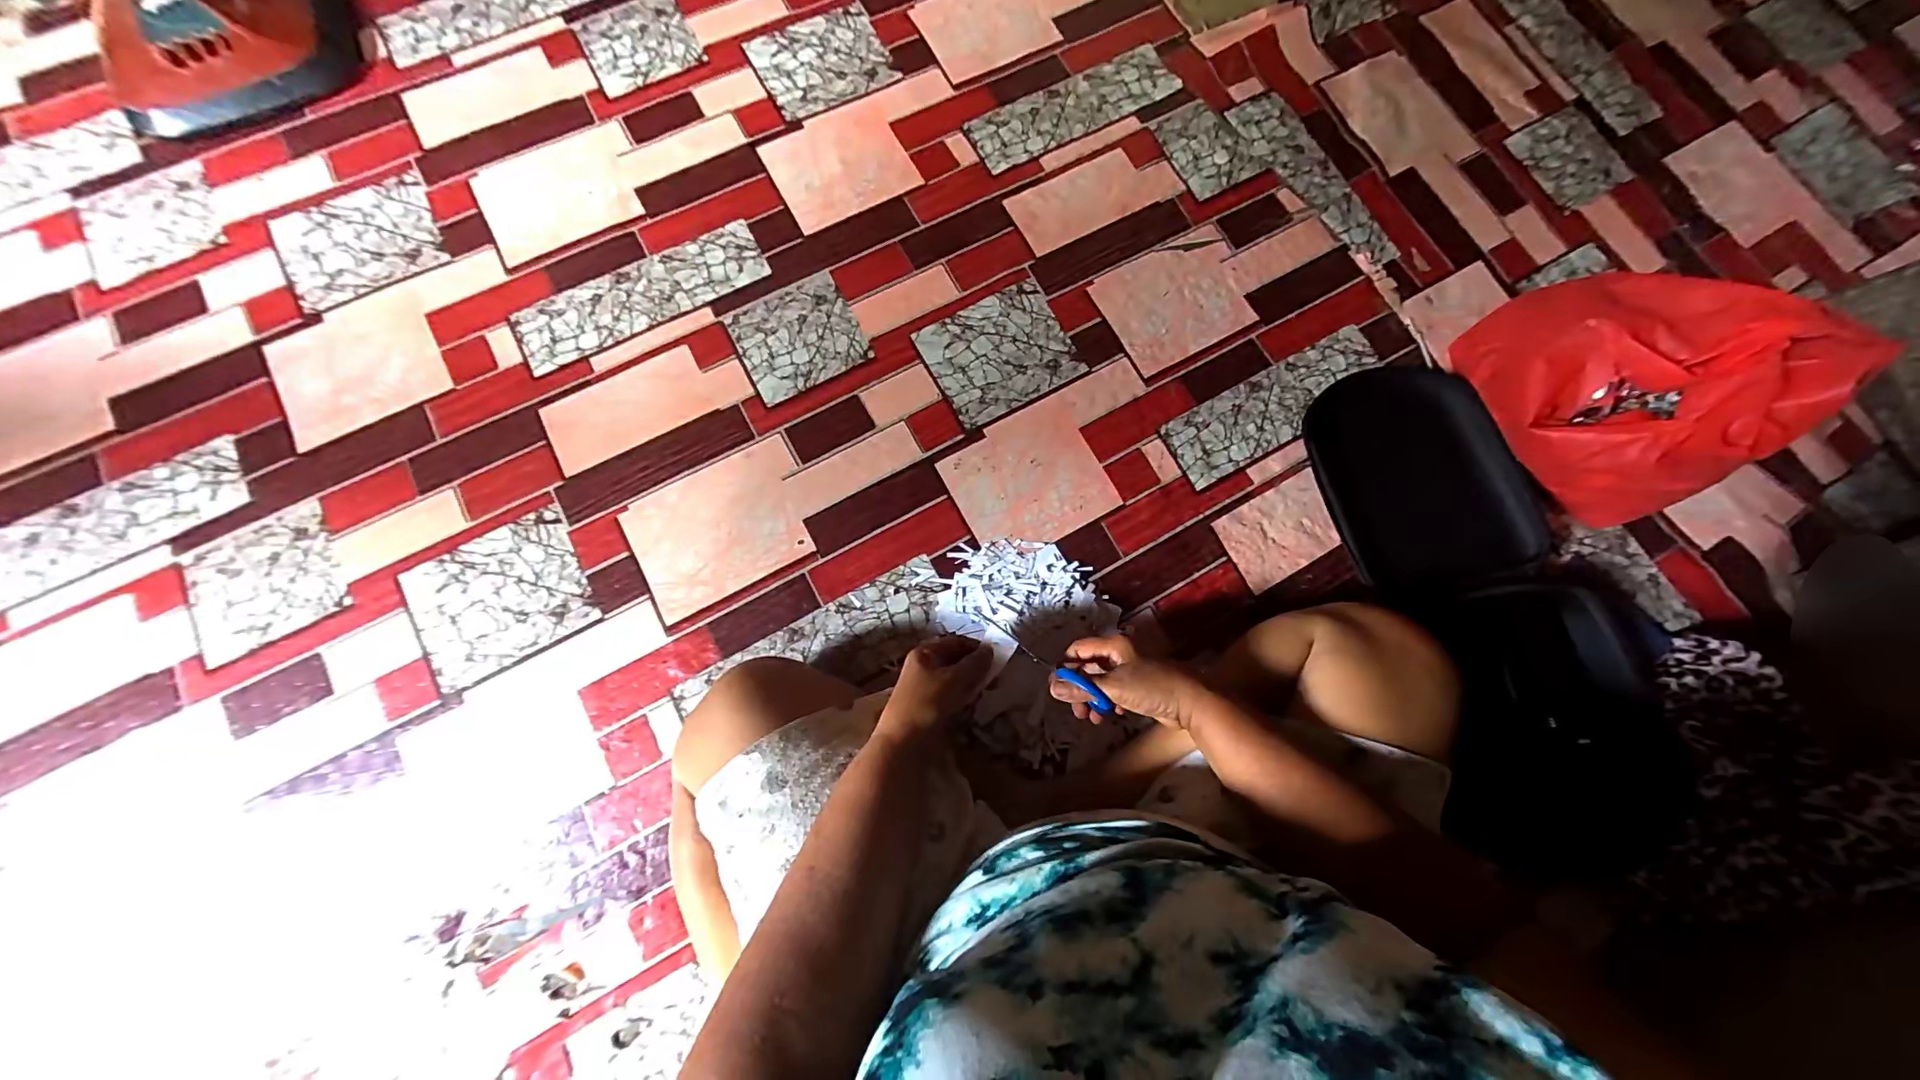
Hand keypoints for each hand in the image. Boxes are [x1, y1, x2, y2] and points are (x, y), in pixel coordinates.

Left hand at [877, 636, 993, 740]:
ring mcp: (926, 687)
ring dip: (972, 684)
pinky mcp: (930, 706)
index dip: (976, 647)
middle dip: (975, 667)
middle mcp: (924, 666)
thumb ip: (974, 663)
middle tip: (995, 677)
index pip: (956, 642)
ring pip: (956, 679)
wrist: (903, 742)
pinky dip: (964, 697)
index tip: (997, 657)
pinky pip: (952, 695)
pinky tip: (974, 704)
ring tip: (987, 691)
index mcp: (925, 653)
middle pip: (956, 661)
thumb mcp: (954, 679)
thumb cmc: (927, 703)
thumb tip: (990, 648)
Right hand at [1048, 635, 1208, 728]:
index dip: (1066, 666)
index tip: (1060, 687)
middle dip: (1079, 688)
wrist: (1193, 703)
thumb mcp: (1113, 687)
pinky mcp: (1139, 687)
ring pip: (1101, 682)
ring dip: (1092, 699)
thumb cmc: (1152, 687)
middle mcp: (1120, 654)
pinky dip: (1108, 703)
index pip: (1079, 649)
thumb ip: (1082, 687)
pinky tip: (1111, 715)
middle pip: (1088, 667)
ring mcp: (1130, 671)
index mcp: (1113, 646)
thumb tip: (1053, 687)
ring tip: (1093, 717)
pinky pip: (1114, 692)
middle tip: (1076, 709)